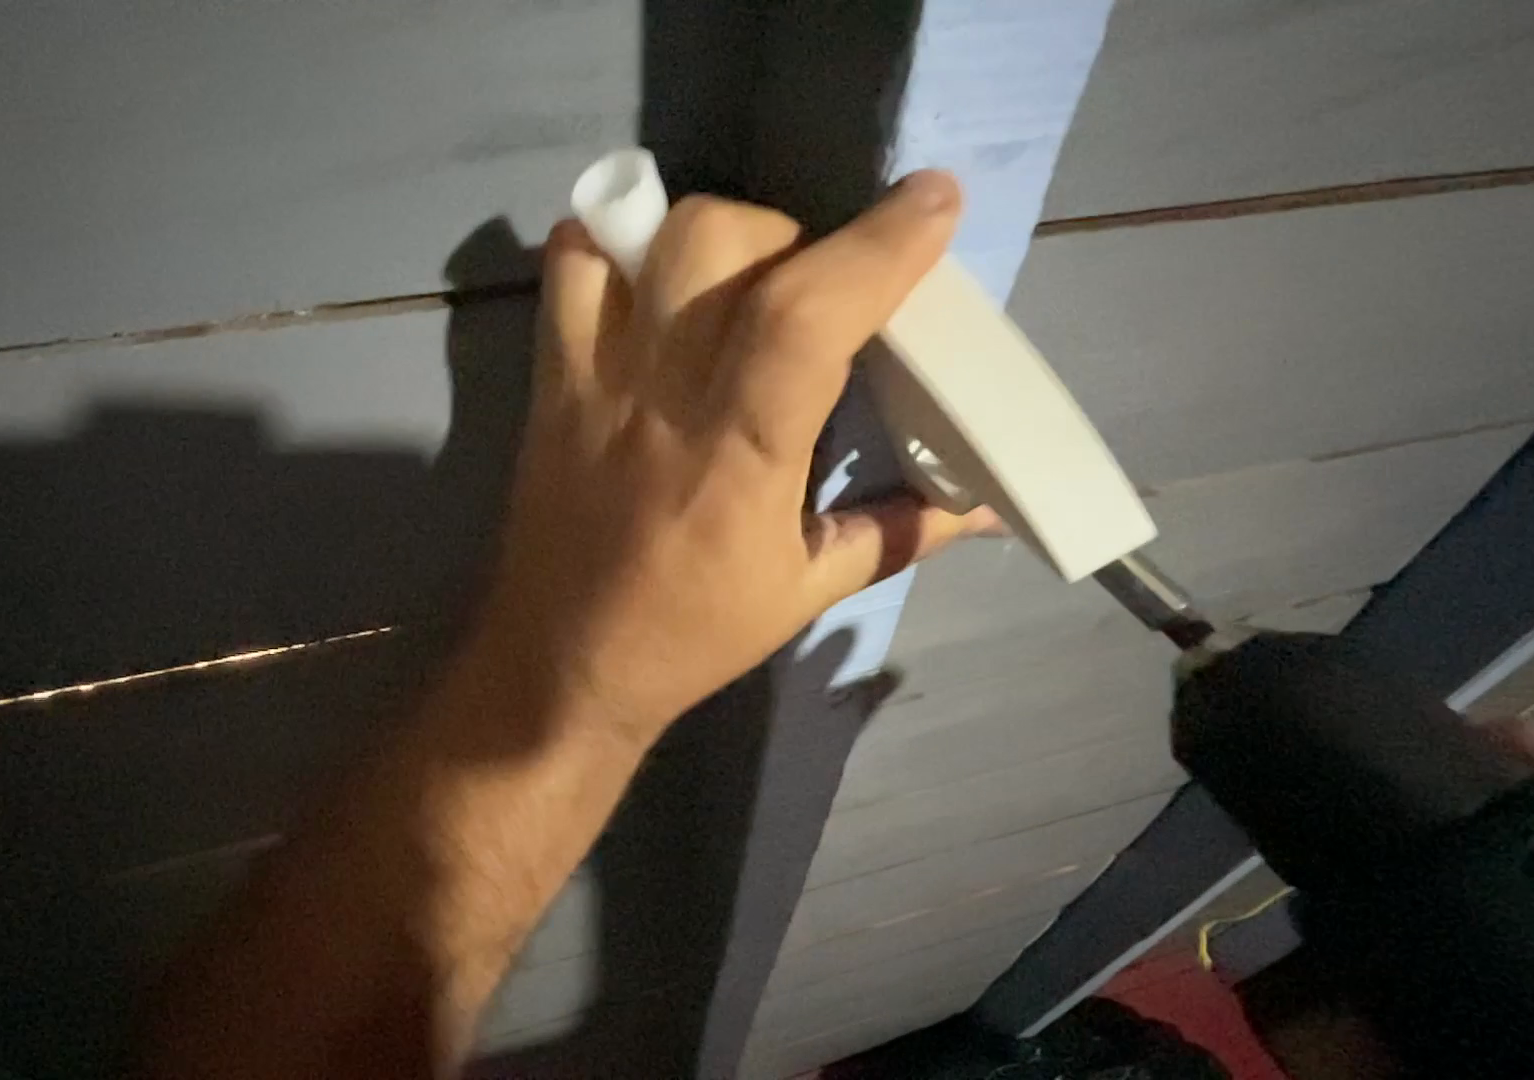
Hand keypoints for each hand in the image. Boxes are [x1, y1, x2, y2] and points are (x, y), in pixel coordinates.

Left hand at [473, 170, 998, 737]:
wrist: (560, 663)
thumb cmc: (688, 637)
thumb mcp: (804, 594)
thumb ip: (897, 534)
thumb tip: (983, 508)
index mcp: (738, 460)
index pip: (805, 320)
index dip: (876, 249)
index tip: (934, 202)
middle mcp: (661, 402)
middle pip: (721, 246)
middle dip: (793, 237)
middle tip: (815, 287)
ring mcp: (593, 383)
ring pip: (649, 245)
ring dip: (715, 233)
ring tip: (740, 282)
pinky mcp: (549, 384)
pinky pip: (566, 272)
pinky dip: (611, 243)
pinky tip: (648, 277)